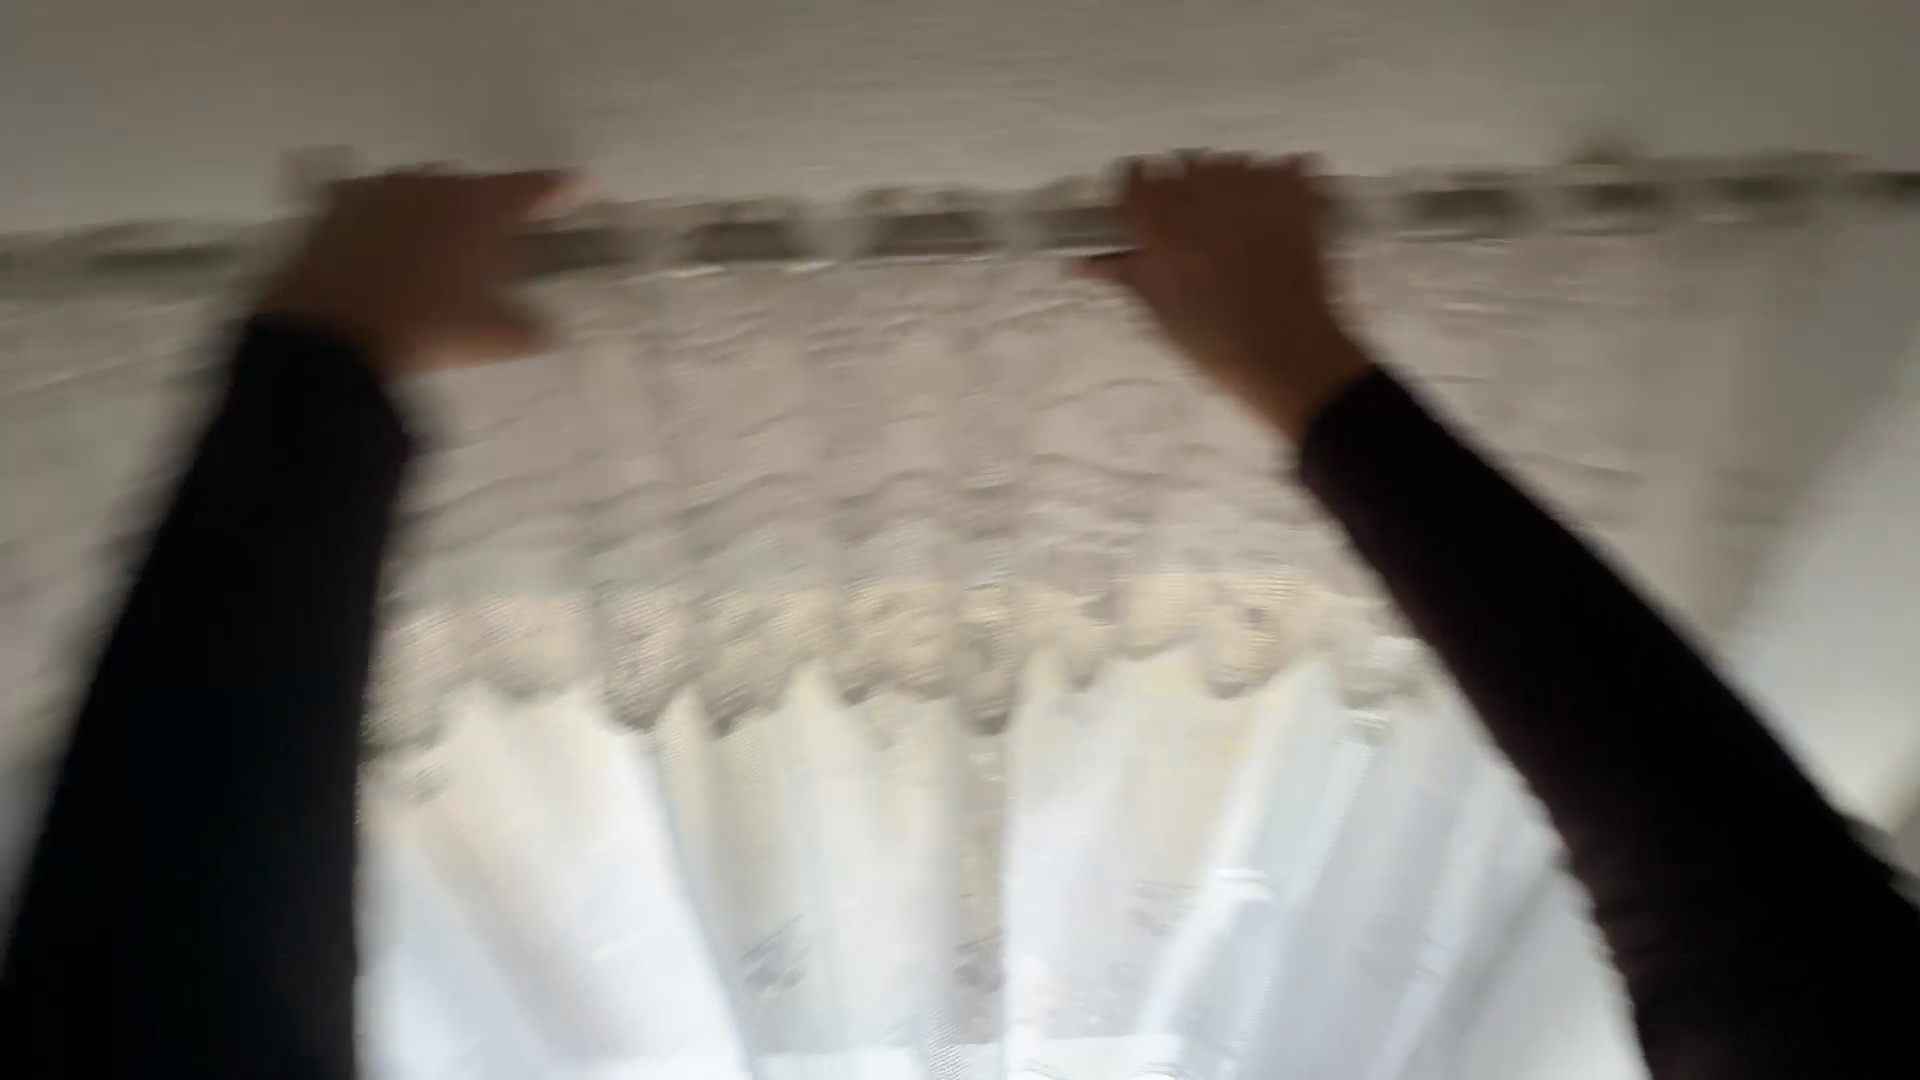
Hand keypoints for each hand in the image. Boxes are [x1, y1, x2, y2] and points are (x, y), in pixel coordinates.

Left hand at [254, 162, 577, 378]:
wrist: (335, 335)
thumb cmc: (433, 327)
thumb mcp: (502, 337)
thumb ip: (534, 326)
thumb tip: (548, 327)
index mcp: (479, 208)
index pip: (530, 190)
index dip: (559, 189)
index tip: (578, 185)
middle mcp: (429, 186)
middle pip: (473, 186)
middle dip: (492, 206)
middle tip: (505, 236)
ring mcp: (374, 190)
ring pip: (420, 189)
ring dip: (439, 208)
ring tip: (446, 239)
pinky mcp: (329, 208)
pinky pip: (359, 193)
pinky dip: (378, 208)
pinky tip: (378, 220)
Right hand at [1084, 153, 1371, 441]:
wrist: (1286, 353)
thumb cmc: (1213, 343)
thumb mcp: (1157, 312)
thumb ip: (1123, 273)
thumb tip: (1081, 261)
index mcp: (1164, 227)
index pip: (1135, 180)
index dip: (1135, 192)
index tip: (1140, 210)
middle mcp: (1205, 195)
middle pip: (1181, 168)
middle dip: (1182, 192)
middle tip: (1190, 233)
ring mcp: (1255, 187)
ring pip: (1228, 164)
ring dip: (1224, 187)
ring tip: (1233, 229)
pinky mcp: (1299, 190)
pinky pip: (1278, 166)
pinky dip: (1272, 184)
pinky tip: (1271, 218)